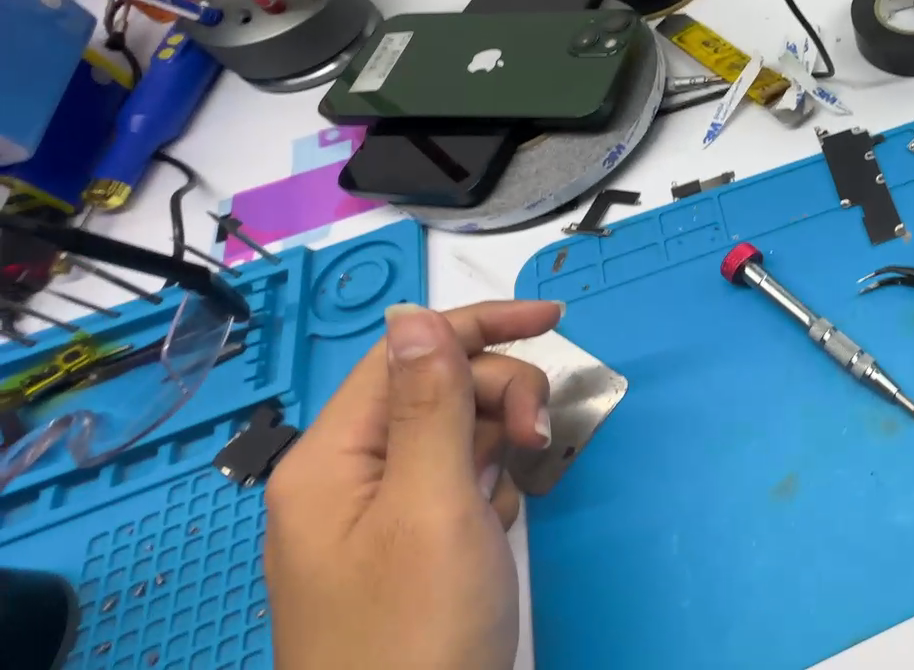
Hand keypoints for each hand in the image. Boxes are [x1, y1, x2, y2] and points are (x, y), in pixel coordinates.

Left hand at [265, 300, 562, 669]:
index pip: (407, 354)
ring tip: (519, 486)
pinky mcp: (415, 536)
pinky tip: (501, 515)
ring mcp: (383, 507)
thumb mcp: (432, 505)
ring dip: (503, 439)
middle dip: (502, 395)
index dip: (481, 325)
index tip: (557, 319)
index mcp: (333, 458)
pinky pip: (463, 473)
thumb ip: (430, 404)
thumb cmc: (419, 623)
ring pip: (460, 428)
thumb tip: (414, 313)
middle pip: (440, 388)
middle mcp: (351, 473)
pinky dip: (494, 479)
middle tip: (539, 439)